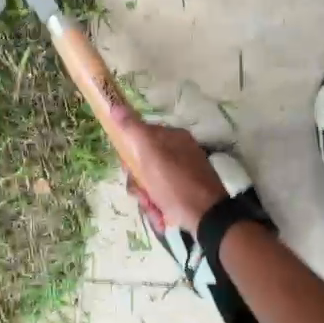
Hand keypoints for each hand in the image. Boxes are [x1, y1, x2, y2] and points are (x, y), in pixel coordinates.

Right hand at [109, 103, 227, 230]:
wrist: (208, 217)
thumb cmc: (176, 184)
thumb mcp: (150, 154)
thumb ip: (133, 129)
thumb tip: (115, 105)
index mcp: (173, 137)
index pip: (140, 137)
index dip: (129, 155)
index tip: (127, 170)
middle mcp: (180, 151)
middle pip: (145, 162)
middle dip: (139, 182)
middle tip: (142, 195)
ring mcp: (185, 172)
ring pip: (153, 181)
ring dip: (147, 198)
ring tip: (153, 210)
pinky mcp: (188, 191)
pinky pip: (165, 194)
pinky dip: (160, 206)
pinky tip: (162, 216)